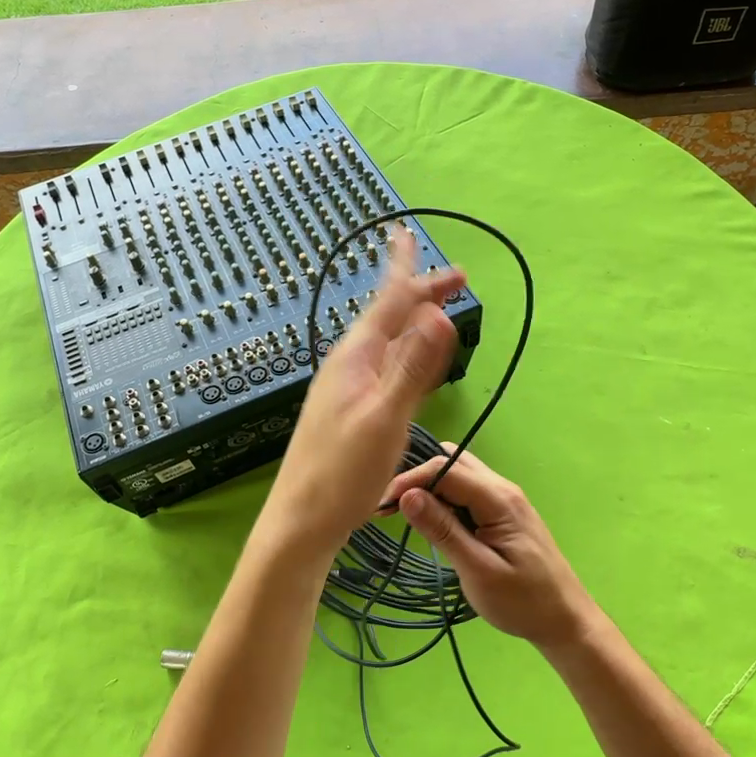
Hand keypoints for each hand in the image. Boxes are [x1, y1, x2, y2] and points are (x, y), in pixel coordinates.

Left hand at [256, 230, 465, 554]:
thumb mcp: (384, 418)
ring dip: (413, 323)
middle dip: (419, 295)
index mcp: (355, 359)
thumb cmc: (340, 473)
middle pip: (387, 318)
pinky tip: (409, 364)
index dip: (408, 271)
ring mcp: (345, 389)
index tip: (412, 235)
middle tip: (454, 279)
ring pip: (386, 343)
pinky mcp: (348, 411)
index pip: (387, 302)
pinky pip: (384, 367)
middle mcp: (347, 366)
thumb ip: (413, 367)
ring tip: (436, 311)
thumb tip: (438, 313)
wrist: (300, 521)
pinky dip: (405, 353)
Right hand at [385, 446, 599, 648]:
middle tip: (389, 507)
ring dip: (429, 487)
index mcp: (498, 499)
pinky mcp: (502, 513)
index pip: (445, 469)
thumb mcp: (478, 570)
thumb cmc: (523, 601)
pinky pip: (467, 491)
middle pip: (451, 461)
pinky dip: (443, 498)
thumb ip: (443, 531)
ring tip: (404, 513)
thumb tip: (407, 496)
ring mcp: (504, 499)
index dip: (409, 480)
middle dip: (417, 477)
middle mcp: (502, 489)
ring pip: (458, 473)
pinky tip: (431, 521)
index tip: (381, 505)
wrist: (565, 620)